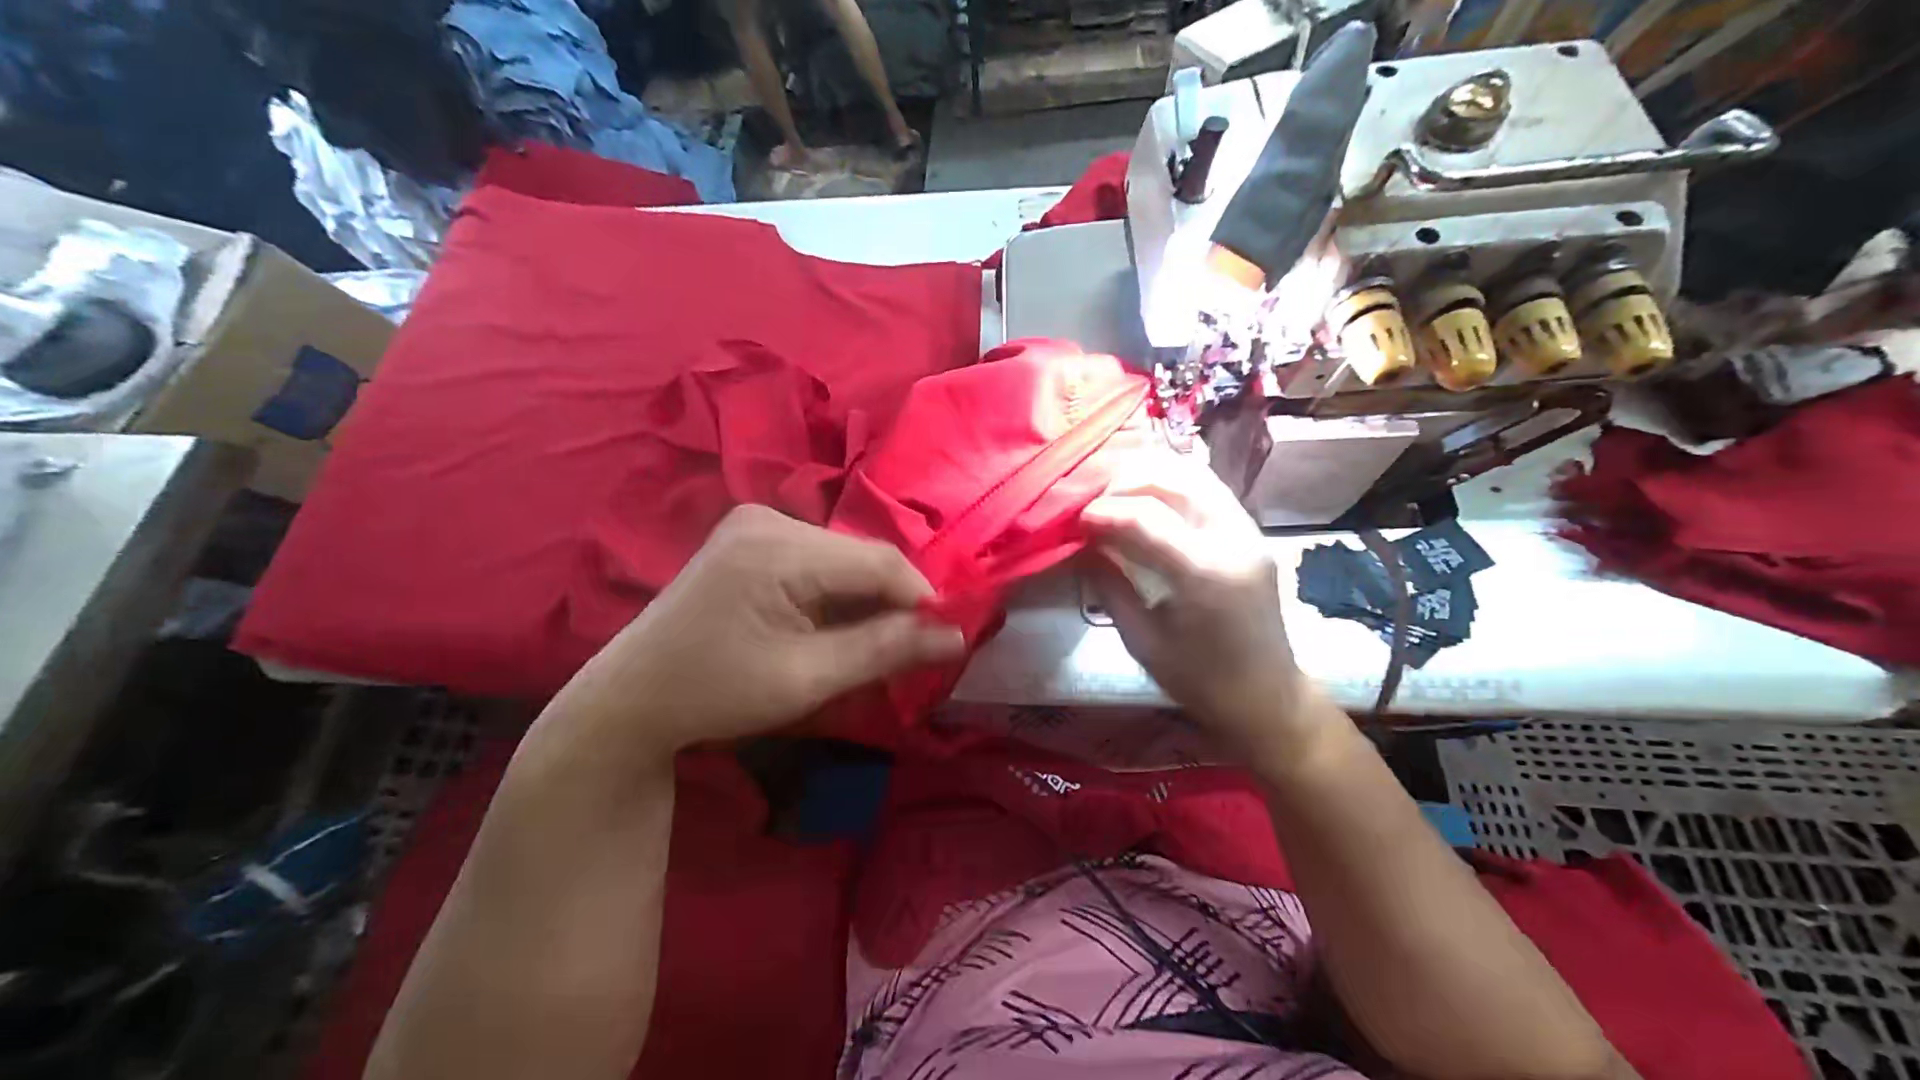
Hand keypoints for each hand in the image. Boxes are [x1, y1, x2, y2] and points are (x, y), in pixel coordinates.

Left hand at [544, 505, 966, 768]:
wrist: (630, 699)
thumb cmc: (715, 694)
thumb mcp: (807, 679)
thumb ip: (885, 650)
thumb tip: (956, 636)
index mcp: (776, 547)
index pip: (879, 561)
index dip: (922, 599)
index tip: (944, 641)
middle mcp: (767, 518)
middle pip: (860, 557)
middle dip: (891, 603)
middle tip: (909, 651)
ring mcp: (754, 523)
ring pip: (842, 559)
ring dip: (864, 600)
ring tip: (869, 645)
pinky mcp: (749, 538)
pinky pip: (816, 560)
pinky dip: (835, 594)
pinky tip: (829, 626)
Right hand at [1083, 451, 1343, 763]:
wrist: (1267, 698)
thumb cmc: (1200, 681)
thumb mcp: (1142, 641)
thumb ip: (1110, 587)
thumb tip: (1082, 547)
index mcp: (1204, 572)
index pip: (1144, 518)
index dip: (1103, 512)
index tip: (1074, 521)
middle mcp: (1232, 539)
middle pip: (1174, 481)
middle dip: (1126, 482)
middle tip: (1094, 502)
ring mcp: (1249, 532)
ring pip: (1196, 477)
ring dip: (1152, 477)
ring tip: (1118, 494)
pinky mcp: (1252, 535)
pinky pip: (1210, 491)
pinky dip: (1175, 486)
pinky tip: (1149, 499)